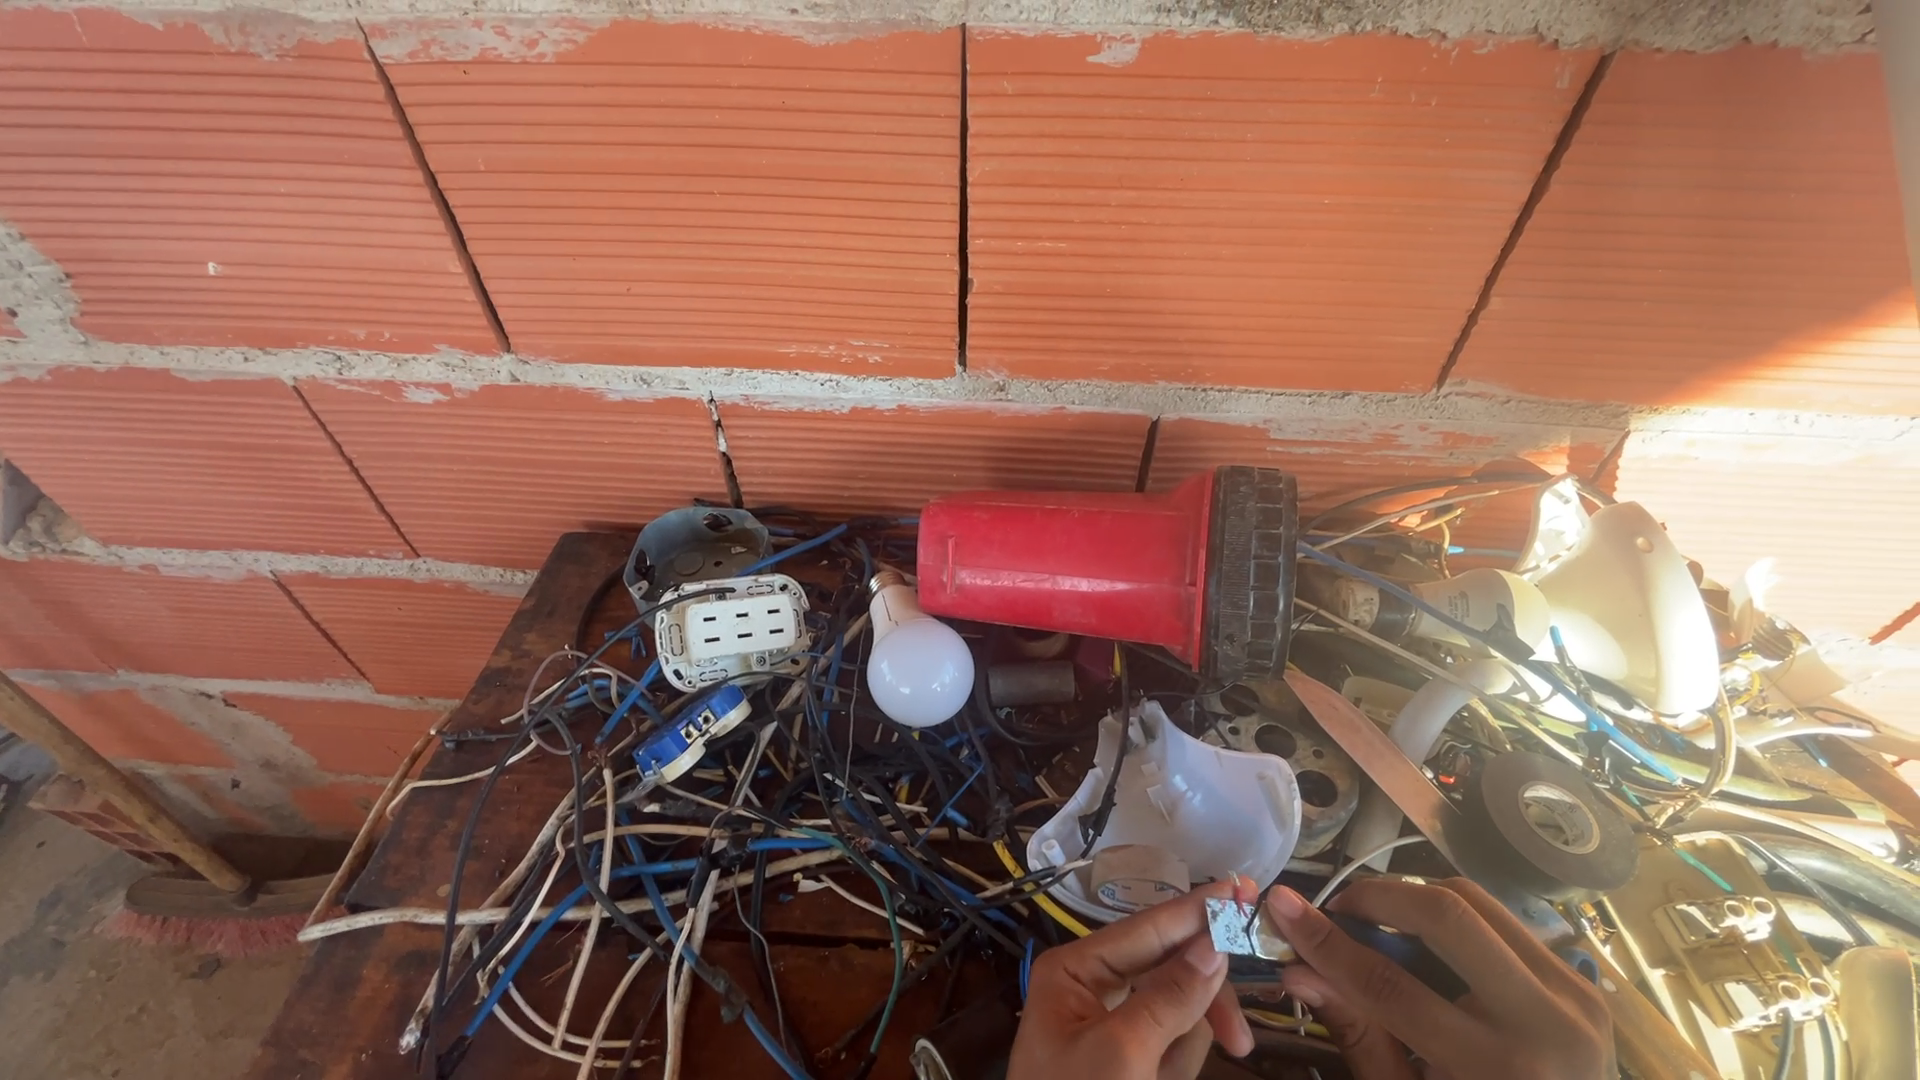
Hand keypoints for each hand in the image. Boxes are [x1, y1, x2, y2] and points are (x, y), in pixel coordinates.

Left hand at [1009, 882, 1255, 1079]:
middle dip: (1199, 1008)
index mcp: (1076, 968)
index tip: (1241, 886)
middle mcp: (1093, 985)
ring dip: (1182, 1052)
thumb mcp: (1123, 1054)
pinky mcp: (1129, 1059)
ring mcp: (1112, 1025)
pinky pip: (1173, 1046)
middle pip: (1169, 969)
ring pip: (1179, 1013)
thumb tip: (1214, 942)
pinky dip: (1175, 1069)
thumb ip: (1171, 996)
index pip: (1147, 927)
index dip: (1196, 909)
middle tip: (1238, 1041)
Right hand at [1264, 877, 1612, 1079]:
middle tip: (1339, 909)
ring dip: (1413, 900)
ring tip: (1380, 924)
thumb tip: (1297, 967)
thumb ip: (1357, 1031)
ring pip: (1473, 901)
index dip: (1327, 942)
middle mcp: (1551, 1023)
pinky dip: (1448, 915)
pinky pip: (1498, 917)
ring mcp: (1576, 994)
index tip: (1281, 904)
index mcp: (1502, 1070)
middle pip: (1447, 915)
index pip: (1392, 987)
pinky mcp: (1581, 979)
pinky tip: (1425, 942)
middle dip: (1377, 897)